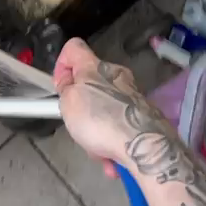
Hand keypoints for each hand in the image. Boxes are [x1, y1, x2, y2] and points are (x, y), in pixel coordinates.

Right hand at [53, 38, 181, 180]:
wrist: (144, 146)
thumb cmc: (102, 121)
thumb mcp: (68, 102)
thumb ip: (65, 89)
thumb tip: (69, 85)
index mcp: (95, 66)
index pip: (74, 47)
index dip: (62, 64)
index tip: (61, 87)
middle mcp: (117, 76)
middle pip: (90, 84)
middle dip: (81, 107)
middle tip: (77, 124)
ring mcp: (132, 96)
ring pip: (105, 108)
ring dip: (97, 129)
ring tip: (96, 149)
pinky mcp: (144, 115)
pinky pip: (120, 125)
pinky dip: (113, 140)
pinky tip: (111, 158)